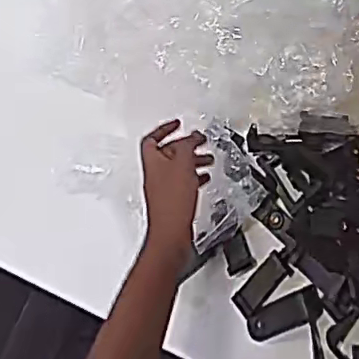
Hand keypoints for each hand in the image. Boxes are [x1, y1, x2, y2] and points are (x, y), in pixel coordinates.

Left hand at [139, 120, 210, 262]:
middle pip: (168, 152)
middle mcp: (156, 174)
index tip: (177, 123)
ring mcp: (163, 189)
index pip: (152, 139)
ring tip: (207, 158)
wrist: (171, 234)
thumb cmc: (172, 202)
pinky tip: (203, 178)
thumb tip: (191, 136)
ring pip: (177, 167)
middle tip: (199, 140)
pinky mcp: (172, 201)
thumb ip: (187, 146)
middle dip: (184, 144)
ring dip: (192, 159)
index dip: (164, 128)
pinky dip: (193, 176)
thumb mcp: (184, 164)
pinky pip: (182, 182)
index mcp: (153, 162)